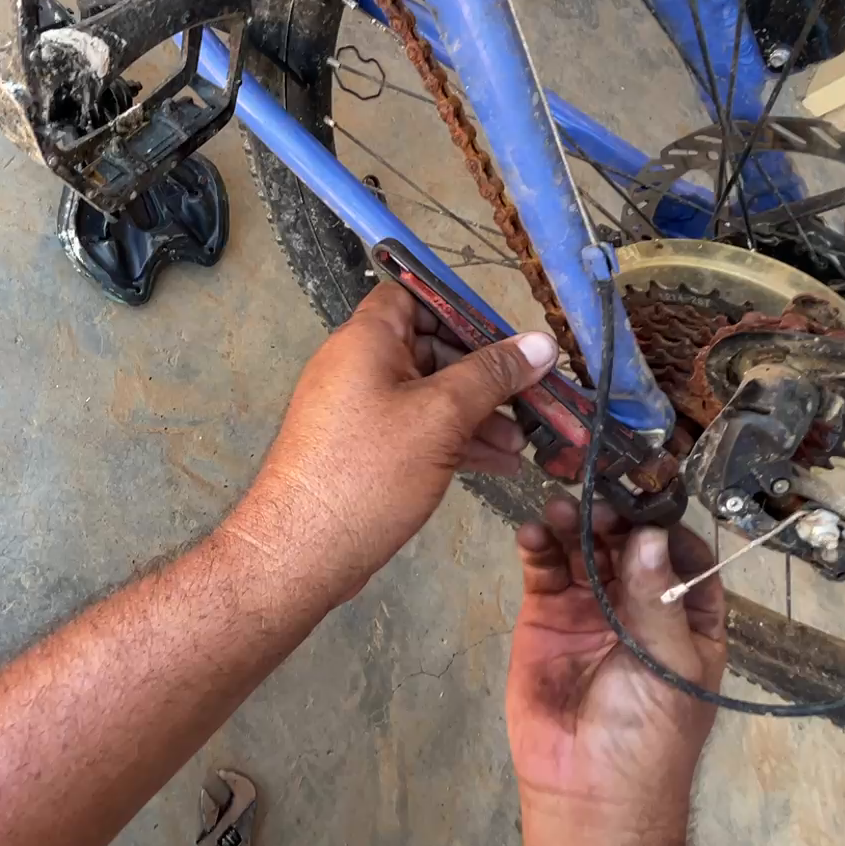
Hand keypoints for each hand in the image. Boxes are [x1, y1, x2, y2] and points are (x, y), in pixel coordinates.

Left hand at [231, 281, 558, 596]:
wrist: (303, 549)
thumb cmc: (370, 468)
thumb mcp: (441, 415)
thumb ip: (492, 375)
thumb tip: (540, 342)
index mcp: (367, 338)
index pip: (413, 296)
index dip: (459, 309)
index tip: (506, 336)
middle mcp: (359, 364)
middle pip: (430, 349)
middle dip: (483, 374)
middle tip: (531, 397)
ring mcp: (360, 408)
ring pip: (428, 395)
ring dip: (477, 414)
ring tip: (523, 443)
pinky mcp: (364, 447)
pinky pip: (416, 428)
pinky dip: (454, 440)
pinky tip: (499, 465)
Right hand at [507, 497, 725, 845]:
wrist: (584, 785)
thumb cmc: (647, 731)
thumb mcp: (668, 665)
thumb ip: (656, 597)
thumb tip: (650, 534)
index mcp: (684, 616)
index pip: (682, 555)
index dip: (665, 525)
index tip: (647, 494)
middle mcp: (636, 601)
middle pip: (625, 543)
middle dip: (613, 518)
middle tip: (597, 500)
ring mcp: (587, 603)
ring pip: (582, 547)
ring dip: (572, 524)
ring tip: (560, 509)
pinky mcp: (544, 611)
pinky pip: (543, 568)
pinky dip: (537, 545)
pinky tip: (533, 533)